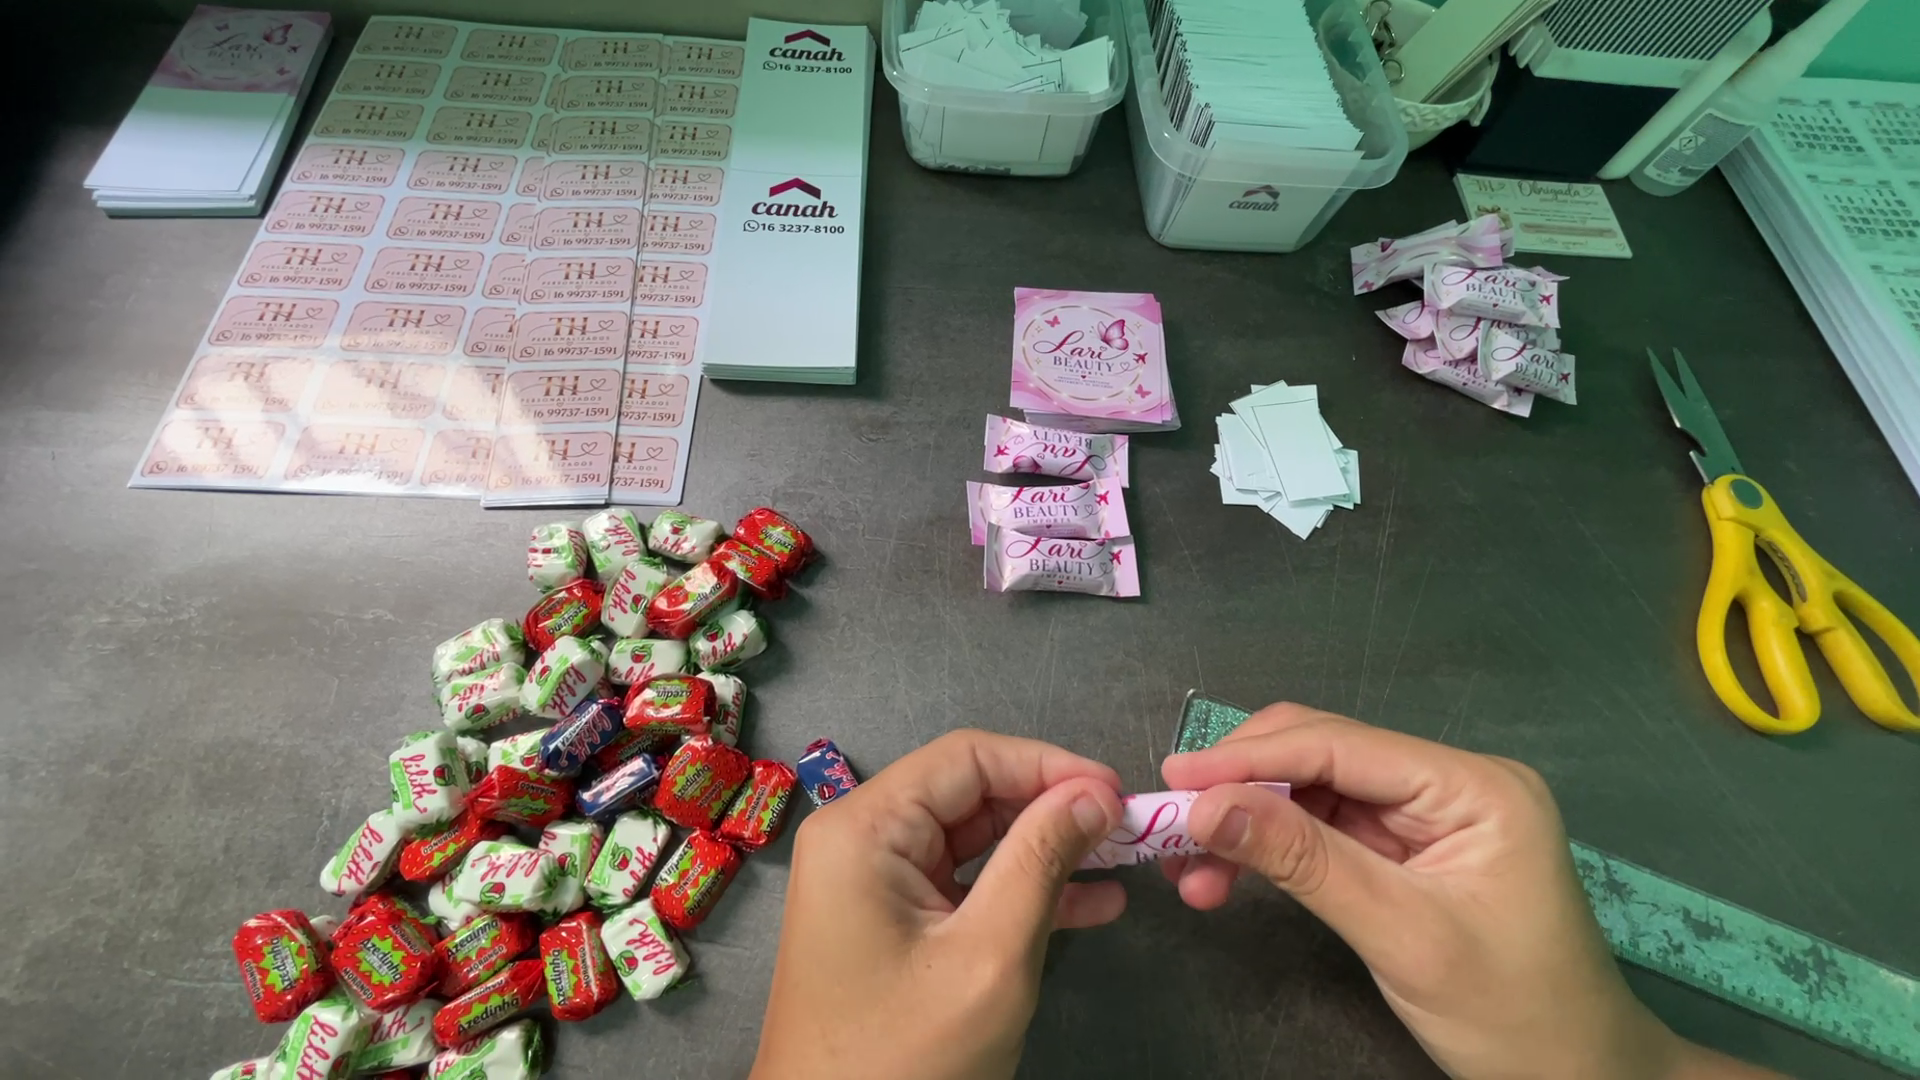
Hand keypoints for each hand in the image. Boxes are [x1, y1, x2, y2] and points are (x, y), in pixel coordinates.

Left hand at [752, 729, 1125, 1079]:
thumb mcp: (988, 958)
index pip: (967, 757)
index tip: (1114, 790)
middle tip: (1125, 826)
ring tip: (1119, 856)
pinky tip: (1089, 901)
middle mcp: (861, 835)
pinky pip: (964, 880)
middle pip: (970, 791)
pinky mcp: (892, 915)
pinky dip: (1020, 887)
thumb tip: (1094, 794)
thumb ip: (1042, 862)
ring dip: (1044, 846)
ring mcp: (874, 877)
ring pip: (974, 835)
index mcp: (864, 826)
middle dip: (1049, 806)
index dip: (1046, 763)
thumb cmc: (905, 1062)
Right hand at [1161, 704, 1776, 1079]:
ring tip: (1189, 868)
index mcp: (1469, 785)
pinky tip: (1223, 876)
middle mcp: (1439, 779)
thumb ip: (1302, 860)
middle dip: (1240, 786)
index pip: (1337, 745)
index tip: (1175, 777)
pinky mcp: (1394, 841)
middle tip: (1173, 820)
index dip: (1248, 756)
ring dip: (1243, 821)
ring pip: (1302, 787)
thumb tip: (1204, 808)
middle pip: (1314, 752)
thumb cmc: (1514, 1018)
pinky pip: (1311, 824)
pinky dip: (1263, 847)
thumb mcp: (1403, 937)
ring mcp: (1416, 809)